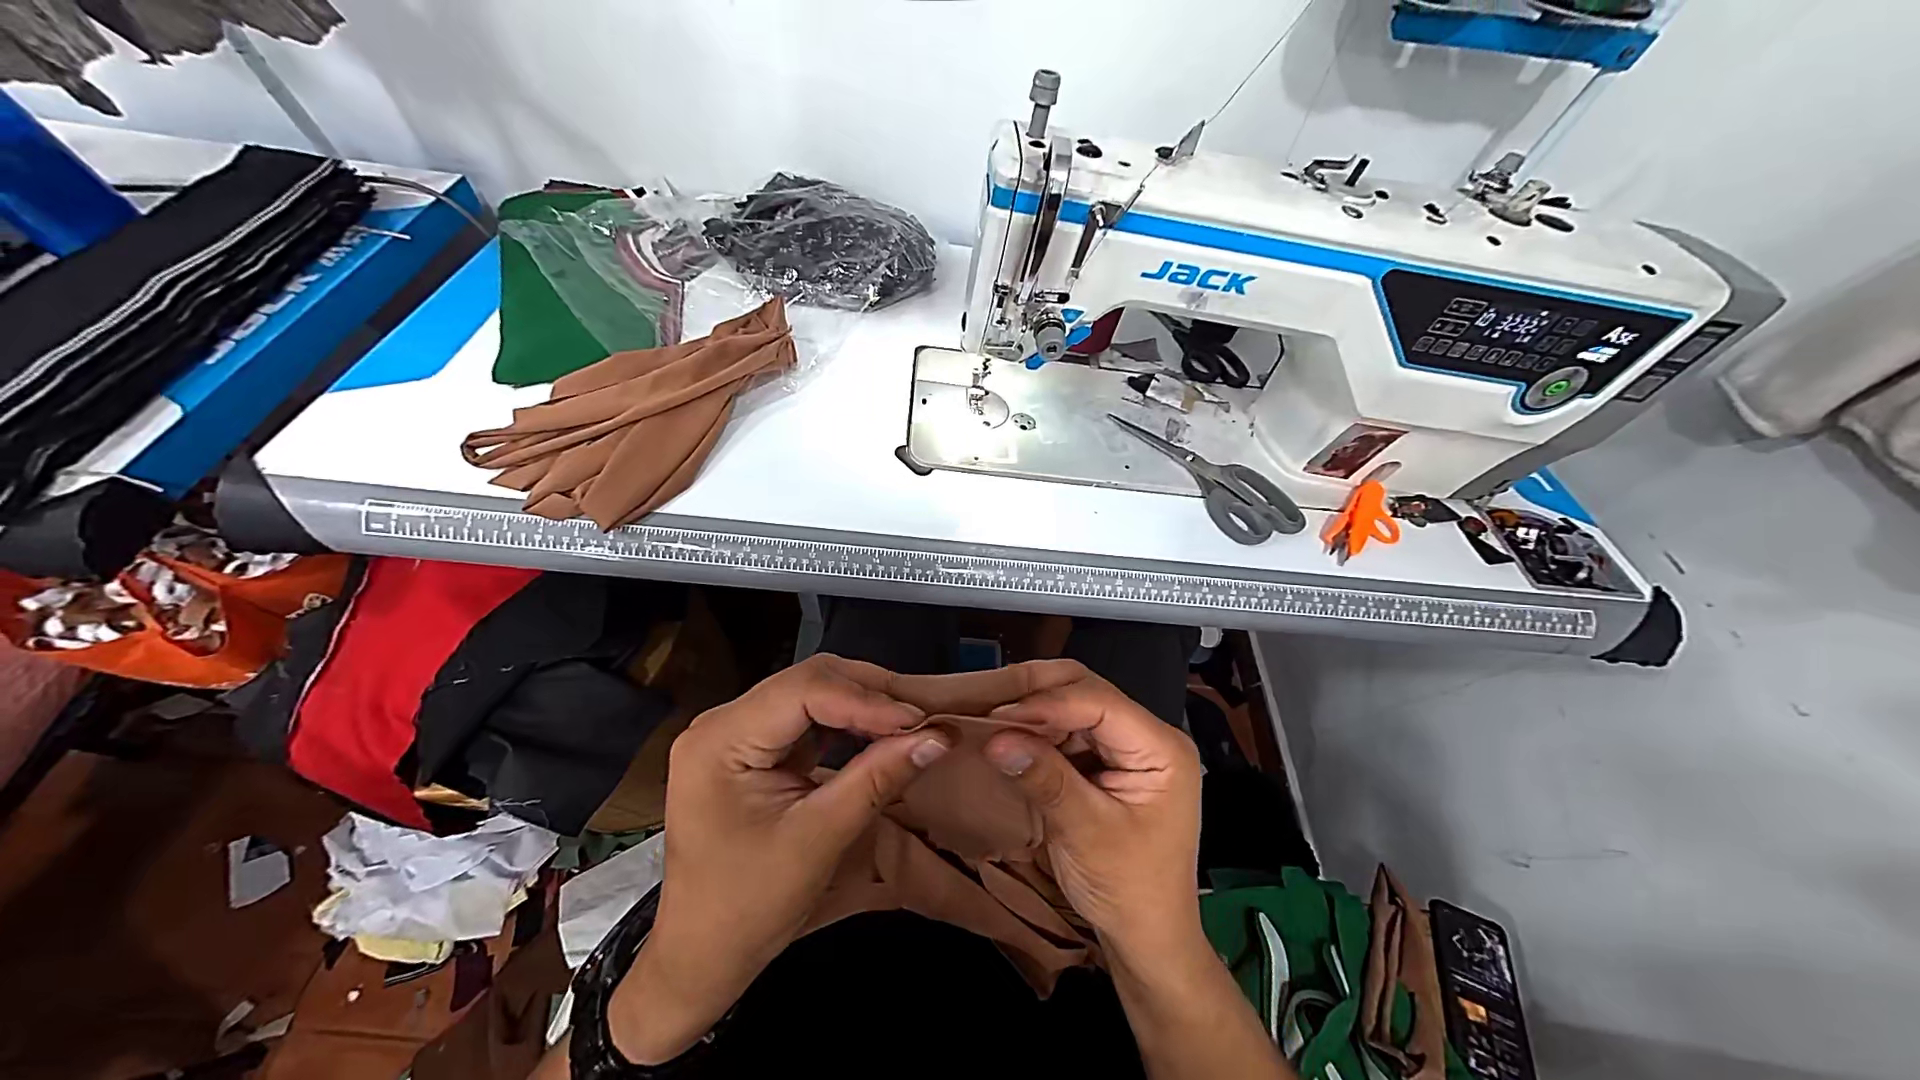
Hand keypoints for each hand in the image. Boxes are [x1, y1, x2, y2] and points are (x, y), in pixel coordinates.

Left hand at [609, 654, 951, 1063]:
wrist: (702, 956)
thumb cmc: (749, 906)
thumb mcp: (818, 839)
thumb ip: (876, 779)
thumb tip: (937, 737)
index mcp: (720, 739)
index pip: (803, 689)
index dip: (866, 700)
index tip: (921, 721)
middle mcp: (722, 722)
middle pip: (808, 681)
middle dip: (869, 694)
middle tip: (922, 717)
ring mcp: (735, 733)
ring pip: (812, 693)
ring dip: (863, 704)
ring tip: (909, 723)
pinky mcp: (753, 749)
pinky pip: (808, 718)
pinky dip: (848, 723)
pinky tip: (879, 735)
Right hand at [975, 659, 1205, 952]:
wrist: (1147, 936)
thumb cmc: (1130, 888)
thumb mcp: (1086, 833)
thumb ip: (1044, 778)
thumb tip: (995, 738)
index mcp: (1161, 748)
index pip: (1099, 703)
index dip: (1047, 703)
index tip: (997, 714)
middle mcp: (1146, 736)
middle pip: (1087, 692)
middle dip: (1038, 695)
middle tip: (989, 704)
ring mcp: (1124, 748)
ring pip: (1072, 707)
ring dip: (1032, 712)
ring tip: (989, 718)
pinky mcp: (1103, 762)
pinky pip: (1066, 732)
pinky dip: (1035, 732)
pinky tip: (1006, 736)